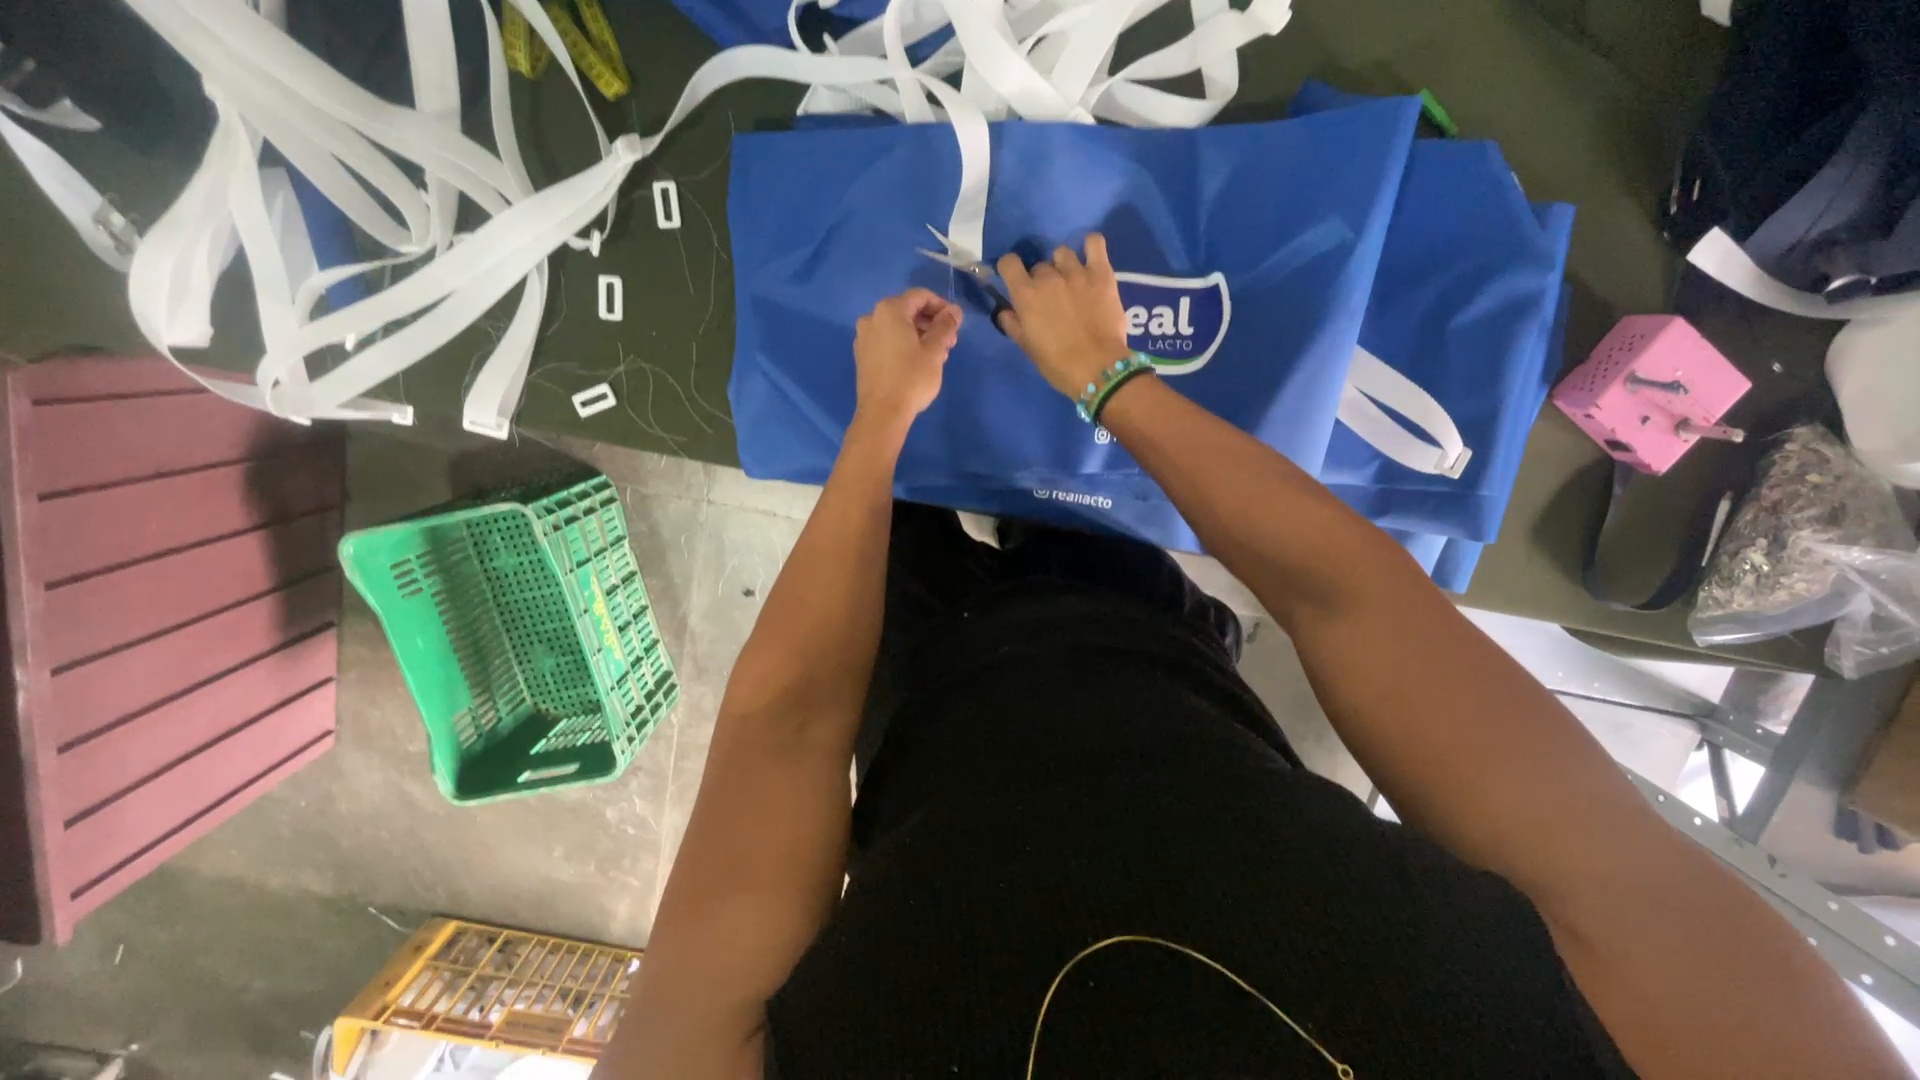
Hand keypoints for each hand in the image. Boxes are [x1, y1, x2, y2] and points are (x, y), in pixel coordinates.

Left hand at [853, 287, 962, 430]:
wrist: (882, 413)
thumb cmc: (911, 378)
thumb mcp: (935, 350)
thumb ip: (946, 326)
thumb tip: (954, 311)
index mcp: (889, 310)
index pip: (920, 296)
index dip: (941, 306)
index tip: (956, 323)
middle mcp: (872, 317)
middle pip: (907, 310)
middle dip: (931, 322)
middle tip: (950, 341)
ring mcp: (864, 337)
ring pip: (897, 327)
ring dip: (919, 334)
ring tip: (938, 354)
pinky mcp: (862, 355)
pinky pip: (887, 340)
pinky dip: (904, 343)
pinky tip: (918, 361)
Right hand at [997, 234, 1132, 398]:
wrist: (1097, 368)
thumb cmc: (1057, 364)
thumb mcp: (1028, 348)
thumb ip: (1014, 325)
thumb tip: (1006, 311)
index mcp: (1026, 295)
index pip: (1009, 263)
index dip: (1010, 270)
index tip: (1016, 281)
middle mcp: (1048, 277)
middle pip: (1039, 266)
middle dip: (1042, 279)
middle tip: (1052, 299)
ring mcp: (1076, 272)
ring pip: (1063, 253)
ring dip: (1063, 265)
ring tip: (1072, 281)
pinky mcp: (1101, 274)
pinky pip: (1094, 243)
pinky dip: (1091, 245)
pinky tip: (1090, 256)